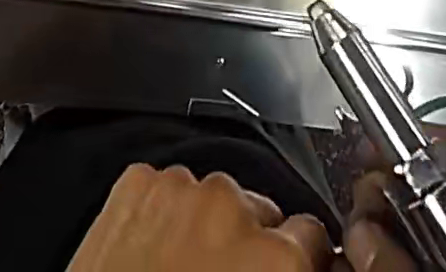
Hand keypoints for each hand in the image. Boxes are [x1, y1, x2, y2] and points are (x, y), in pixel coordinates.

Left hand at [69, 163, 335, 271]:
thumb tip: (294, 267)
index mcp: (271, 255)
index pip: (310, 234)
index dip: (299, 256)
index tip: (290, 266)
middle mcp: (230, 205)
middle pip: (258, 207)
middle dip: (248, 238)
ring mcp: (178, 187)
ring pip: (209, 195)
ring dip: (203, 223)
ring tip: (180, 265)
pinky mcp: (136, 182)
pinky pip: (162, 190)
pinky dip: (160, 213)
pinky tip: (148, 250)